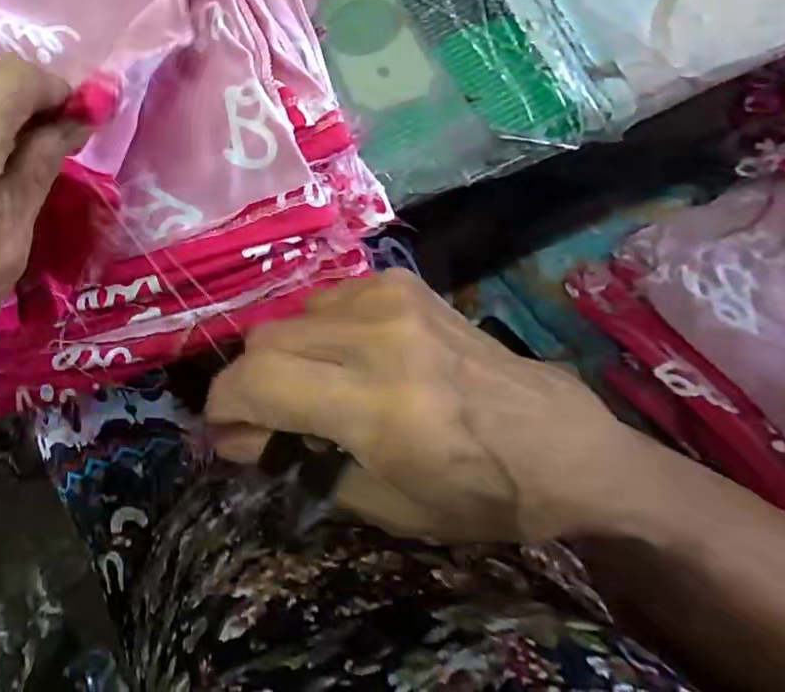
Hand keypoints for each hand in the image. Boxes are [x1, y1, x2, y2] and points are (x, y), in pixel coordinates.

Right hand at [206, 270, 646, 541]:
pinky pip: (321, 300)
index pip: (260, 381)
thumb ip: (294, 463)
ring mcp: (390, 301)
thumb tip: (225, 438)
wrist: (563, 444)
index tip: (221, 426)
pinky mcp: (399, 281)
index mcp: (380, 406)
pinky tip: (348, 354)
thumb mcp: (383, 503)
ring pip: (287, 317)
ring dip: (284, 355)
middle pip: (263, 341)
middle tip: (266, 414)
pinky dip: (316, 330)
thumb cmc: (476, 493)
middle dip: (249, 382)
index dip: (224, 403)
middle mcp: (380, 339)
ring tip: (315, 384)